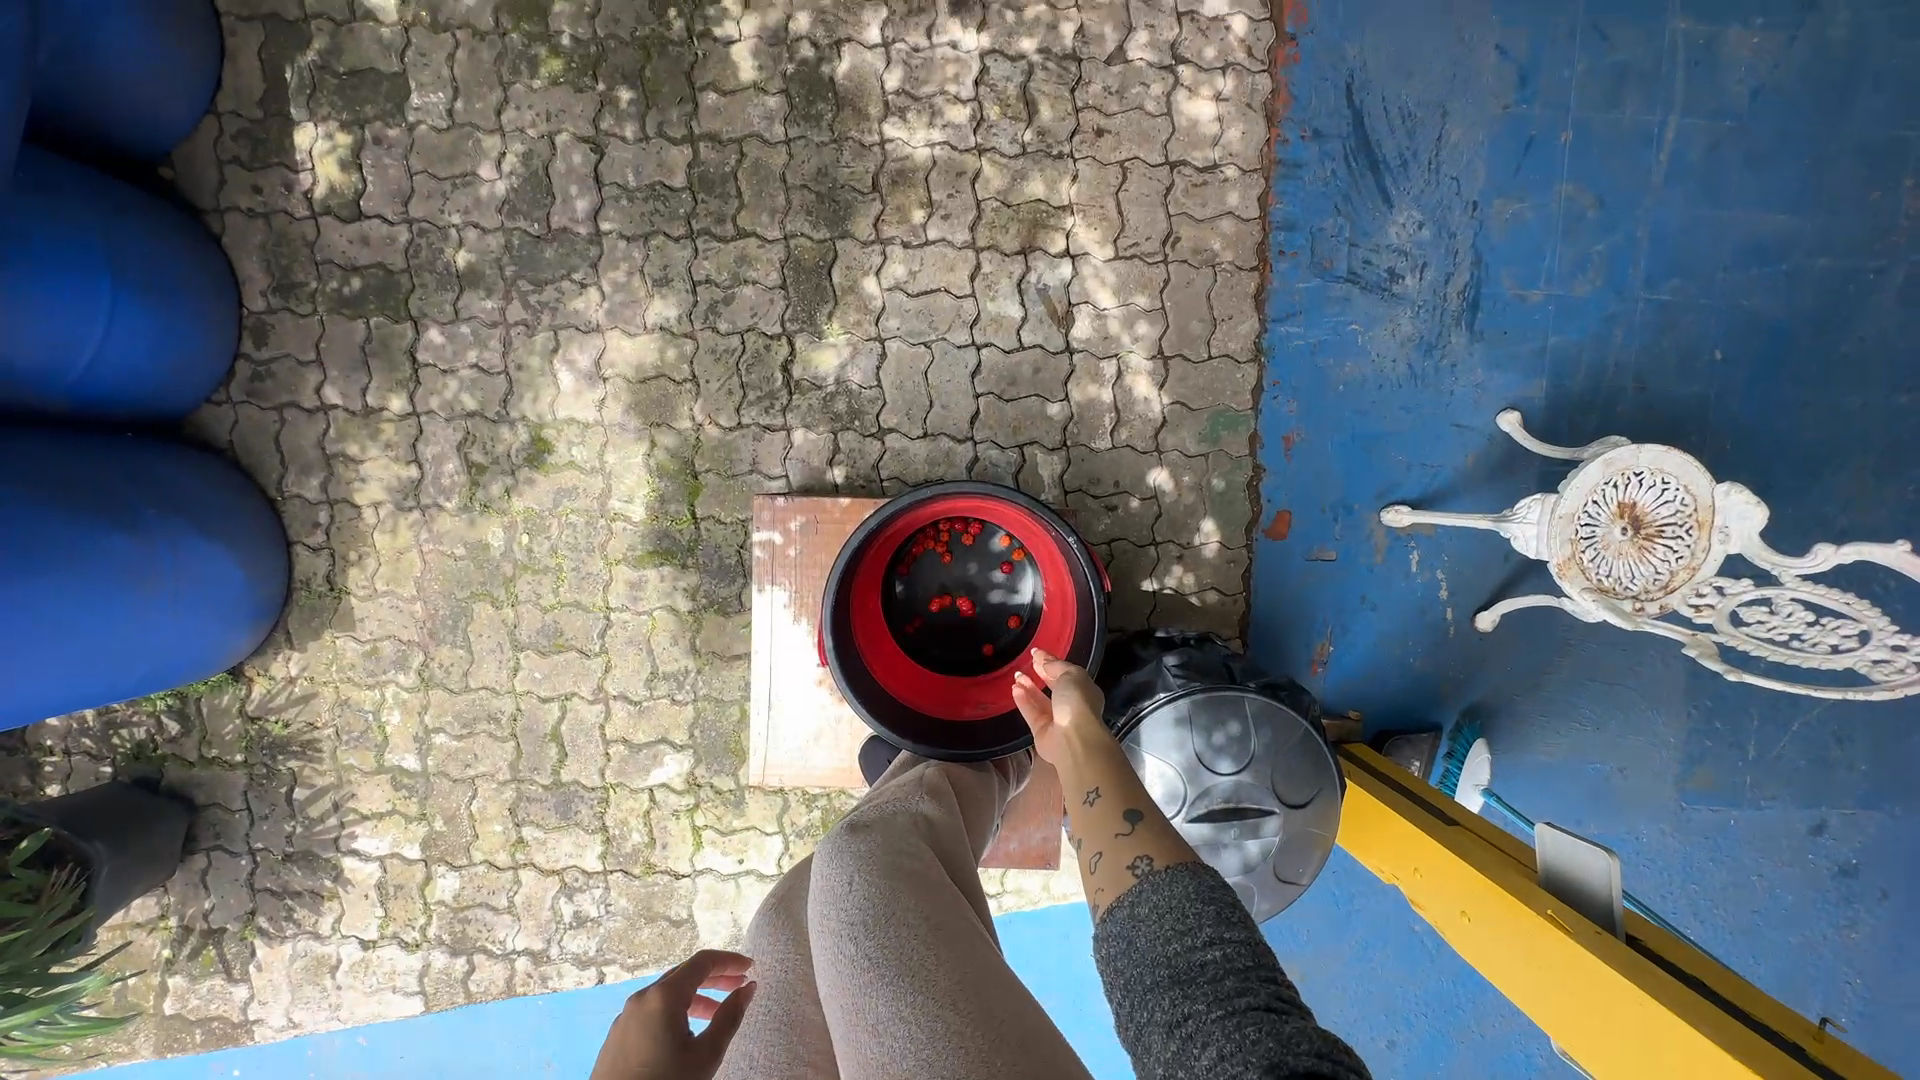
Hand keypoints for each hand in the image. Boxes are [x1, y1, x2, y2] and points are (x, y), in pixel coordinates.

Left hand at [589, 949, 756, 1079]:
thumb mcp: (706, 1055)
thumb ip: (729, 1017)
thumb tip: (748, 988)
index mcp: (663, 996)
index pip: (702, 962)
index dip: (729, 961)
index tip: (750, 968)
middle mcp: (642, 998)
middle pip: (684, 974)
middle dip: (715, 977)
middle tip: (740, 986)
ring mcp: (626, 1016)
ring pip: (667, 993)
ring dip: (696, 995)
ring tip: (717, 1012)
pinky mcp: (618, 1035)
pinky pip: (652, 1010)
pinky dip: (676, 1010)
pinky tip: (686, 1032)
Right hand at [1010, 647, 1111, 764]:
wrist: (1074, 740)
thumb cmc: (1077, 702)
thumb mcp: (1070, 675)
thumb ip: (1055, 665)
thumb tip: (1041, 658)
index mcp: (1084, 690)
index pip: (1067, 673)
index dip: (1052, 662)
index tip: (1036, 653)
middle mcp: (1072, 706)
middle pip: (1054, 687)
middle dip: (1041, 674)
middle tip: (1027, 663)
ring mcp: (1057, 720)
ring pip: (1041, 701)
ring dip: (1029, 687)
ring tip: (1016, 675)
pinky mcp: (1042, 732)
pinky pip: (1031, 713)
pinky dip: (1023, 701)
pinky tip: (1014, 689)